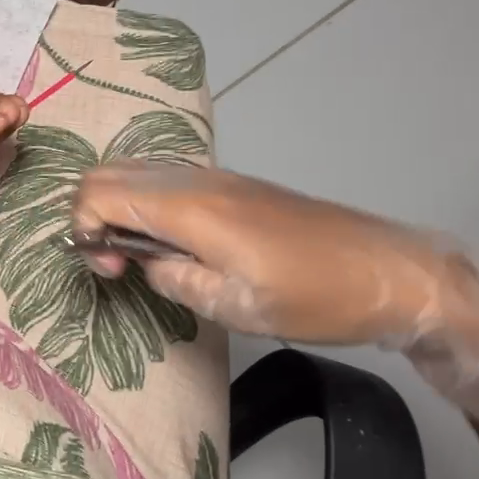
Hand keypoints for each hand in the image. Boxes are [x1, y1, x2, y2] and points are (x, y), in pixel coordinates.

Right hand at [70, 163, 478, 433]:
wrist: (396, 272)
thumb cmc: (317, 297)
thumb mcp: (239, 308)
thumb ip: (174, 280)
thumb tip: (145, 263)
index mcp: (188, 208)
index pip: (99, 194)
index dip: (83, 227)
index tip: (107, 267)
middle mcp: (191, 180)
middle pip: (105, 173)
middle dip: (90, 213)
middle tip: (115, 260)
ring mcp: (210, 176)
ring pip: (129, 170)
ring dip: (114, 205)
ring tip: (138, 251)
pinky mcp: (227, 182)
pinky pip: (159, 175)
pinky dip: (139, 199)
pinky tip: (168, 237)